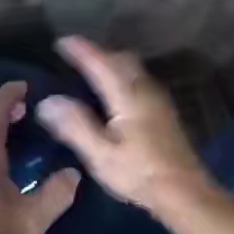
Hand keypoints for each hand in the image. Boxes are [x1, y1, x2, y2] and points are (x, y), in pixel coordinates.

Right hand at [35, 37, 216, 216]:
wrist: (184, 192)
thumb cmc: (139, 174)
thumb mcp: (100, 154)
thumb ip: (74, 126)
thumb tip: (48, 101)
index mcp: (128, 96)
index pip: (101, 63)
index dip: (81, 50)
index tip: (61, 41)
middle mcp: (145, 90)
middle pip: (122, 59)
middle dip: (98, 53)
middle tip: (75, 56)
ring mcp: (158, 100)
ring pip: (133, 69)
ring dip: (112, 64)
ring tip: (90, 71)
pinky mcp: (164, 113)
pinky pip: (139, 81)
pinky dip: (122, 77)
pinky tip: (113, 94)